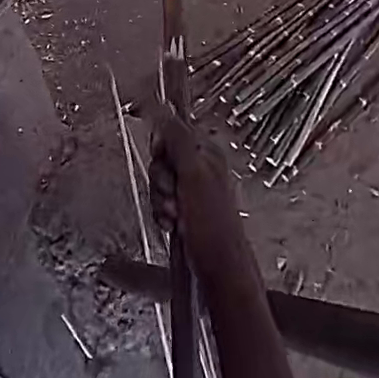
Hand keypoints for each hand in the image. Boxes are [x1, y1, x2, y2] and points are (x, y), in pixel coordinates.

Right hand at [148, 112, 297, 377]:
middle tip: (174, 195)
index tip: (162, 160)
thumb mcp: (193, 173)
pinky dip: (161, 214)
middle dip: (160, 179)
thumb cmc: (212, 223)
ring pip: (158, 183)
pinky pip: (160, 203)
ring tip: (176, 215)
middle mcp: (201, 166)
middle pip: (161, 159)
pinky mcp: (184, 211)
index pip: (171, 131)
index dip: (162, 148)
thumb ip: (177, 138)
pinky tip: (172, 226)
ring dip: (160, 201)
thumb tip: (162, 106)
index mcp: (207, 151)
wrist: (220, 271)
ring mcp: (192, 190)